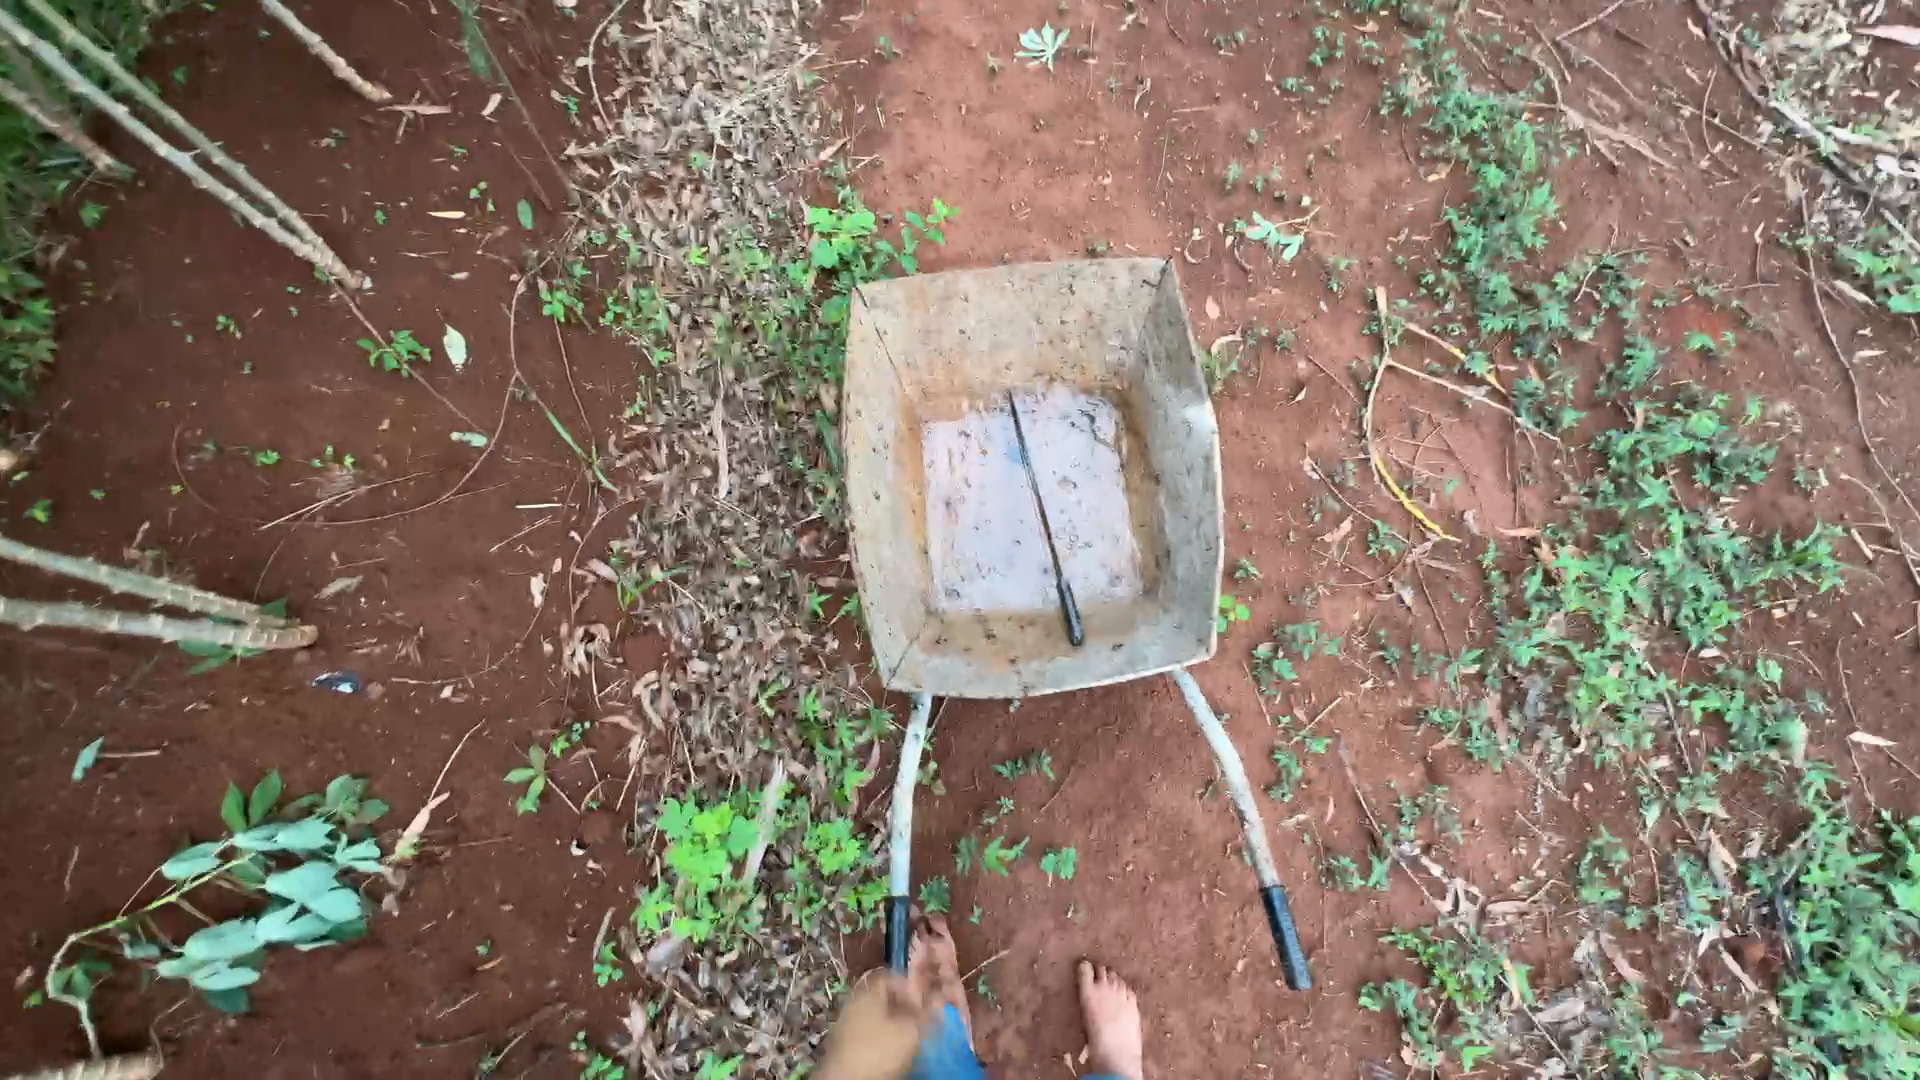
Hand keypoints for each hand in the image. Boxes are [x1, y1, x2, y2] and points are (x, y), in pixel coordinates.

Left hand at [816, 971, 928, 1079]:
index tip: (923, 1001)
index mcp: (868, 991)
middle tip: (919, 1020)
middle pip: (883, 997)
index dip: (909, 986)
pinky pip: (868, 1034)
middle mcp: (854, 1001)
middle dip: (903, 1007)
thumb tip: (939, 1001)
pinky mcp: (844, 1045)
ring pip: (876, 1017)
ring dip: (893, 1025)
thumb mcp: (910, 1031)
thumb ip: (926, 1014)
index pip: (890, 977)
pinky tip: (893, 1050)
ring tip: (909, 1038)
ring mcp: (846, 1023)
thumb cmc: (879, 1049)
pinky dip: (882, 1039)